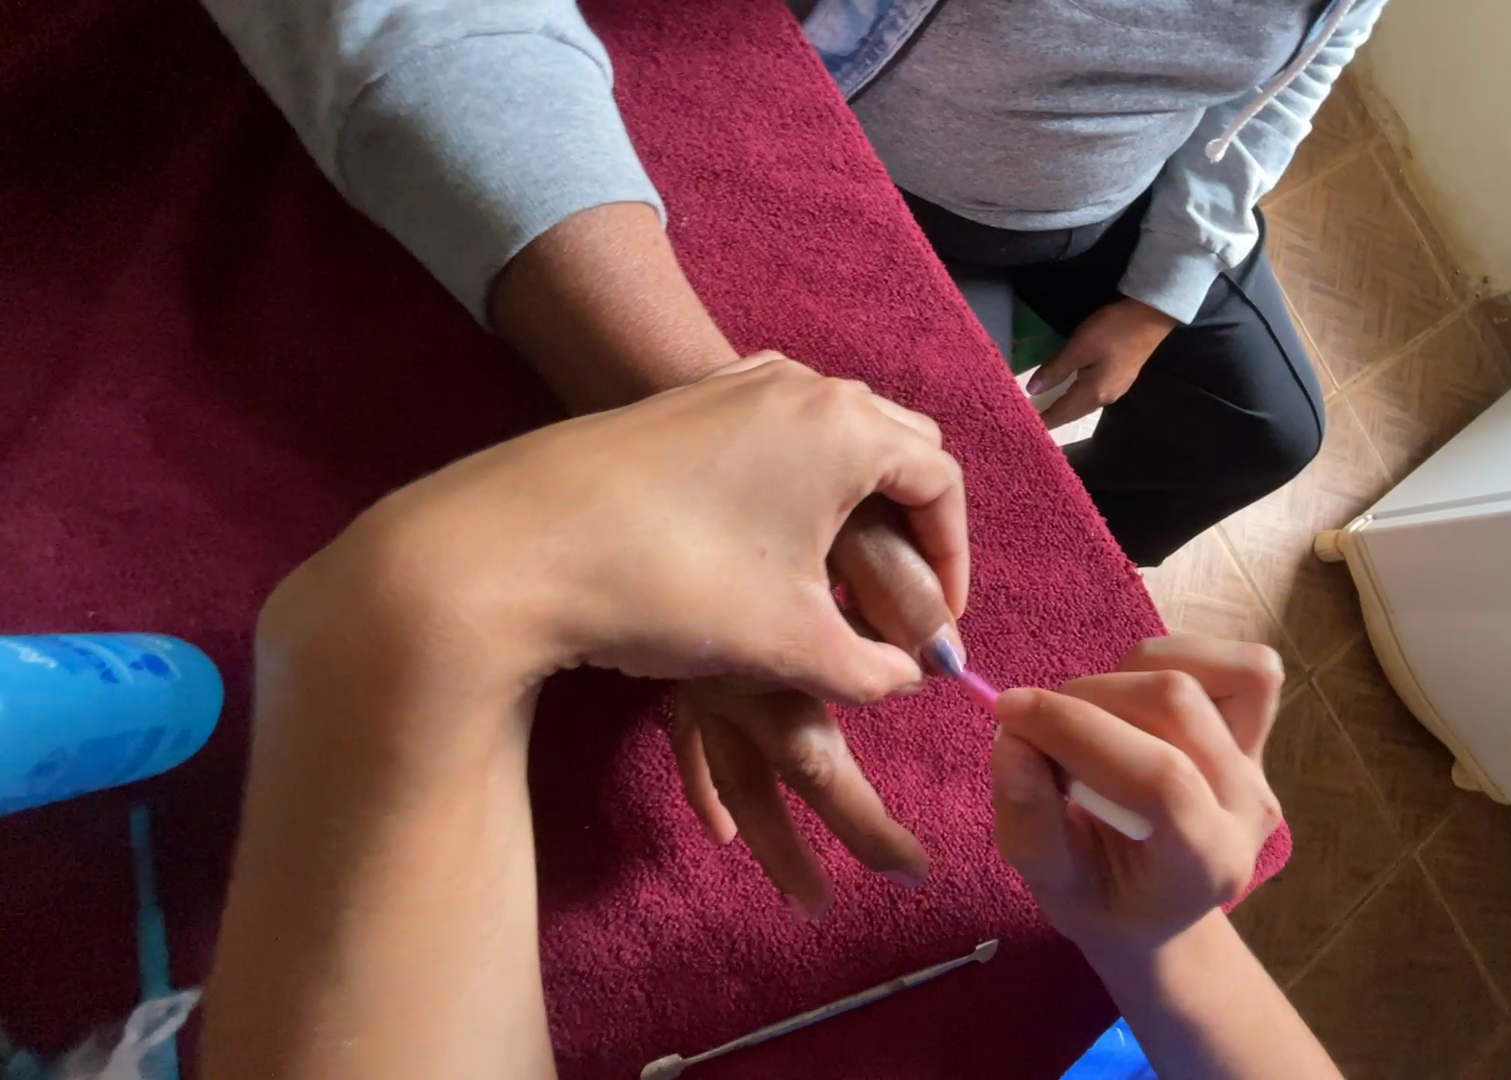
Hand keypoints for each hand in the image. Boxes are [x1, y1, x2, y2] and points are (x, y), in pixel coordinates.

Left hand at [268, 353, 967, 714]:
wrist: (502, 550)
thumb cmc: (674, 585)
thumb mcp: (793, 644)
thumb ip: (876, 670)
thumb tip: (914, 676)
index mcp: (846, 428)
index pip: (942, 482)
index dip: (956, 557)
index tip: (943, 620)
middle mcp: (802, 385)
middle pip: (902, 446)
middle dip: (918, 522)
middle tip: (905, 591)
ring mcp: (738, 382)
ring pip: (841, 433)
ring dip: (863, 499)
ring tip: (844, 567)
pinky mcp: (689, 402)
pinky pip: (782, 429)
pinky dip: (808, 478)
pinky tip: (777, 529)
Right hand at [671, 499, 961, 915]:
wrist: (667, 464)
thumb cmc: (768, 490)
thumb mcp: (857, 540)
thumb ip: (904, 600)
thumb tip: (940, 665)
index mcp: (788, 676)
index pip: (833, 778)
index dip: (877, 832)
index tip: (919, 871)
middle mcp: (743, 695)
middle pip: (800, 787)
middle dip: (849, 840)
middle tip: (897, 886)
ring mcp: (703, 687)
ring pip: (741, 784)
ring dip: (777, 843)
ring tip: (810, 897)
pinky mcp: (675, 673)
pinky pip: (688, 746)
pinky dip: (704, 786)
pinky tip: (721, 829)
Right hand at [991, 636, 1284, 952]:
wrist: (1156, 902)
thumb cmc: (1101, 896)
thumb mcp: (1051, 885)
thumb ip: (1029, 821)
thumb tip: (1012, 738)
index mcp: (1208, 862)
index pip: (1161, 778)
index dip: (1077, 731)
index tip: (1008, 714)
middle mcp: (1247, 806)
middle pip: (1173, 703)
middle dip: (1085, 700)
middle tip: (1040, 730)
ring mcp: (1259, 763)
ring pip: (1195, 674)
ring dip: (1119, 677)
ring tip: (1089, 718)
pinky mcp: (1259, 728)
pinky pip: (1242, 665)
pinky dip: (1174, 658)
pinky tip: (1135, 696)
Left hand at [1027, 297, 1176, 428]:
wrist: (1152, 317)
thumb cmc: (1113, 330)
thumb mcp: (1079, 347)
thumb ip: (1055, 370)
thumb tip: (1032, 391)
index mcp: (1092, 394)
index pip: (1060, 414)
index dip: (1042, 421)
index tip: (1024, 429)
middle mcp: (1103, 399)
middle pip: (1071, 414)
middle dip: (1051, 419)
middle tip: (1029, 422)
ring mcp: (1114, 391)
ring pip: (1080, 407)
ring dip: (1062, 410)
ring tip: (1043, 412)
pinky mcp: (1118, 380)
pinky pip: (1089, 397)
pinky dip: (1073, 399)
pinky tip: (1066, 396)